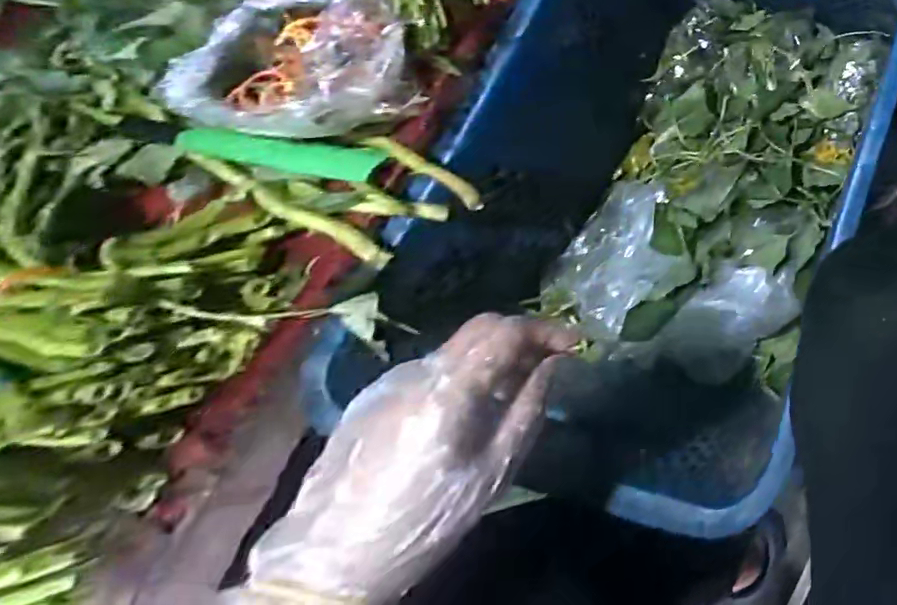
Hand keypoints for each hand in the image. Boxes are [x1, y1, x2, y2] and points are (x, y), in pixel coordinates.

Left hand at [242, 315, 576, 603]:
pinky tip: (467, 407)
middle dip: (522, 334)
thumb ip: (529, 407)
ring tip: (511, 385)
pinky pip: (429, 370)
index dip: (547, 330)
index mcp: (448, 390)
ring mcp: (387, 383)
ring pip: (455, 347)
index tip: (573, 345)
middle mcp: (416, 373)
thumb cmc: (423, 522)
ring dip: (492, 354)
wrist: (323, 570)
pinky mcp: (368, 401)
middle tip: (548, 357)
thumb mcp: (493, 470)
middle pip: (481, 327)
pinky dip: (461, 372)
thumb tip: (554, 365)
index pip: (507, 330)